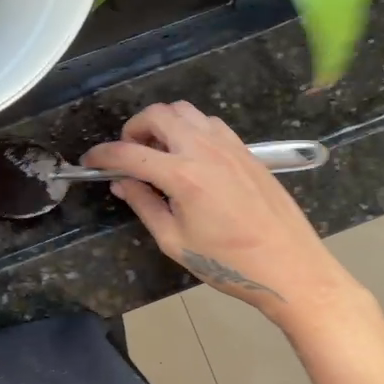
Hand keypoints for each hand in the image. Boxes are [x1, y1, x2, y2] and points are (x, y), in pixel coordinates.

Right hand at [84, 102, 360, 328]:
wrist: (294, 272)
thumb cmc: (230, 264)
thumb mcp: (175, 242)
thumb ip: (144, 205)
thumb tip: (121, 183)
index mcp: (183, 176)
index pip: (128, 152)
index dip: (102, 155)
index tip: (89, 161)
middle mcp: (204, 150)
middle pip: (157, 115)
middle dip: (133, 129)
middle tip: (129, 154)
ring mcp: (229, 147)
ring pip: (184, 111)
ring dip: (163, 124)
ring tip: (159, 152)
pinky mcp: (246, 152)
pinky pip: (209, 123)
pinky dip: (190, 129)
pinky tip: (191, 156)